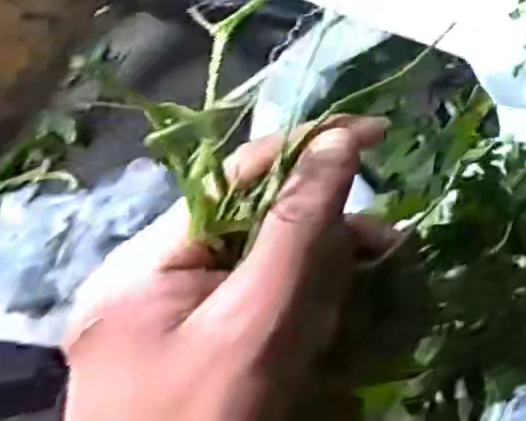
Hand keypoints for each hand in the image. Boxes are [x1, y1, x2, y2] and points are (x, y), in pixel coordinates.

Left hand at [64, 116, 392, 420]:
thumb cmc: (209, 418)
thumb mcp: (258, 315)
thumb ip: (300, 219)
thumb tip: (339, 137)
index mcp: (147, 262)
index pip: (240, 172)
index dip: (312, 144)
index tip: (378, 133)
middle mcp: (157, 274)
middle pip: (262, 212)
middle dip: (325, 228)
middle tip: (378, 245)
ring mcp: (179, 309)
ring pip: (275, 250)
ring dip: (324, 264)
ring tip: (356, 291)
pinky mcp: (205, 335)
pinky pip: (271, 287)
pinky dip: (310, 293)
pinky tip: (331, 316)